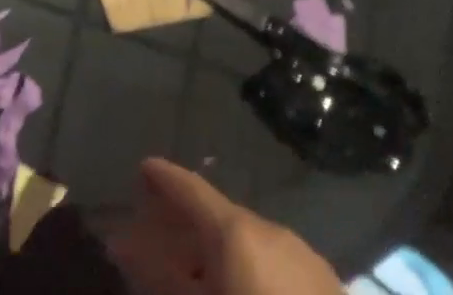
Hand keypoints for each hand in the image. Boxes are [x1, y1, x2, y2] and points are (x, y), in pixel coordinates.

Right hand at [105, 159, 340, 294]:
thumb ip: (158, 273)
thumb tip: (120, 246)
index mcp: (235, 230)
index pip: (189, 186)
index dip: (162, 176)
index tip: (143, 170)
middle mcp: (271, 231)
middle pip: (220, 212)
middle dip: (191, 219)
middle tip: (166, 236)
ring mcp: (307, 258)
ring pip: (251, 237)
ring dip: (224, 244)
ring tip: (207, 270)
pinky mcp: (331, 286)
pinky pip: (278, 260)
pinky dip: (253, 264)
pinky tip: (247, 288)